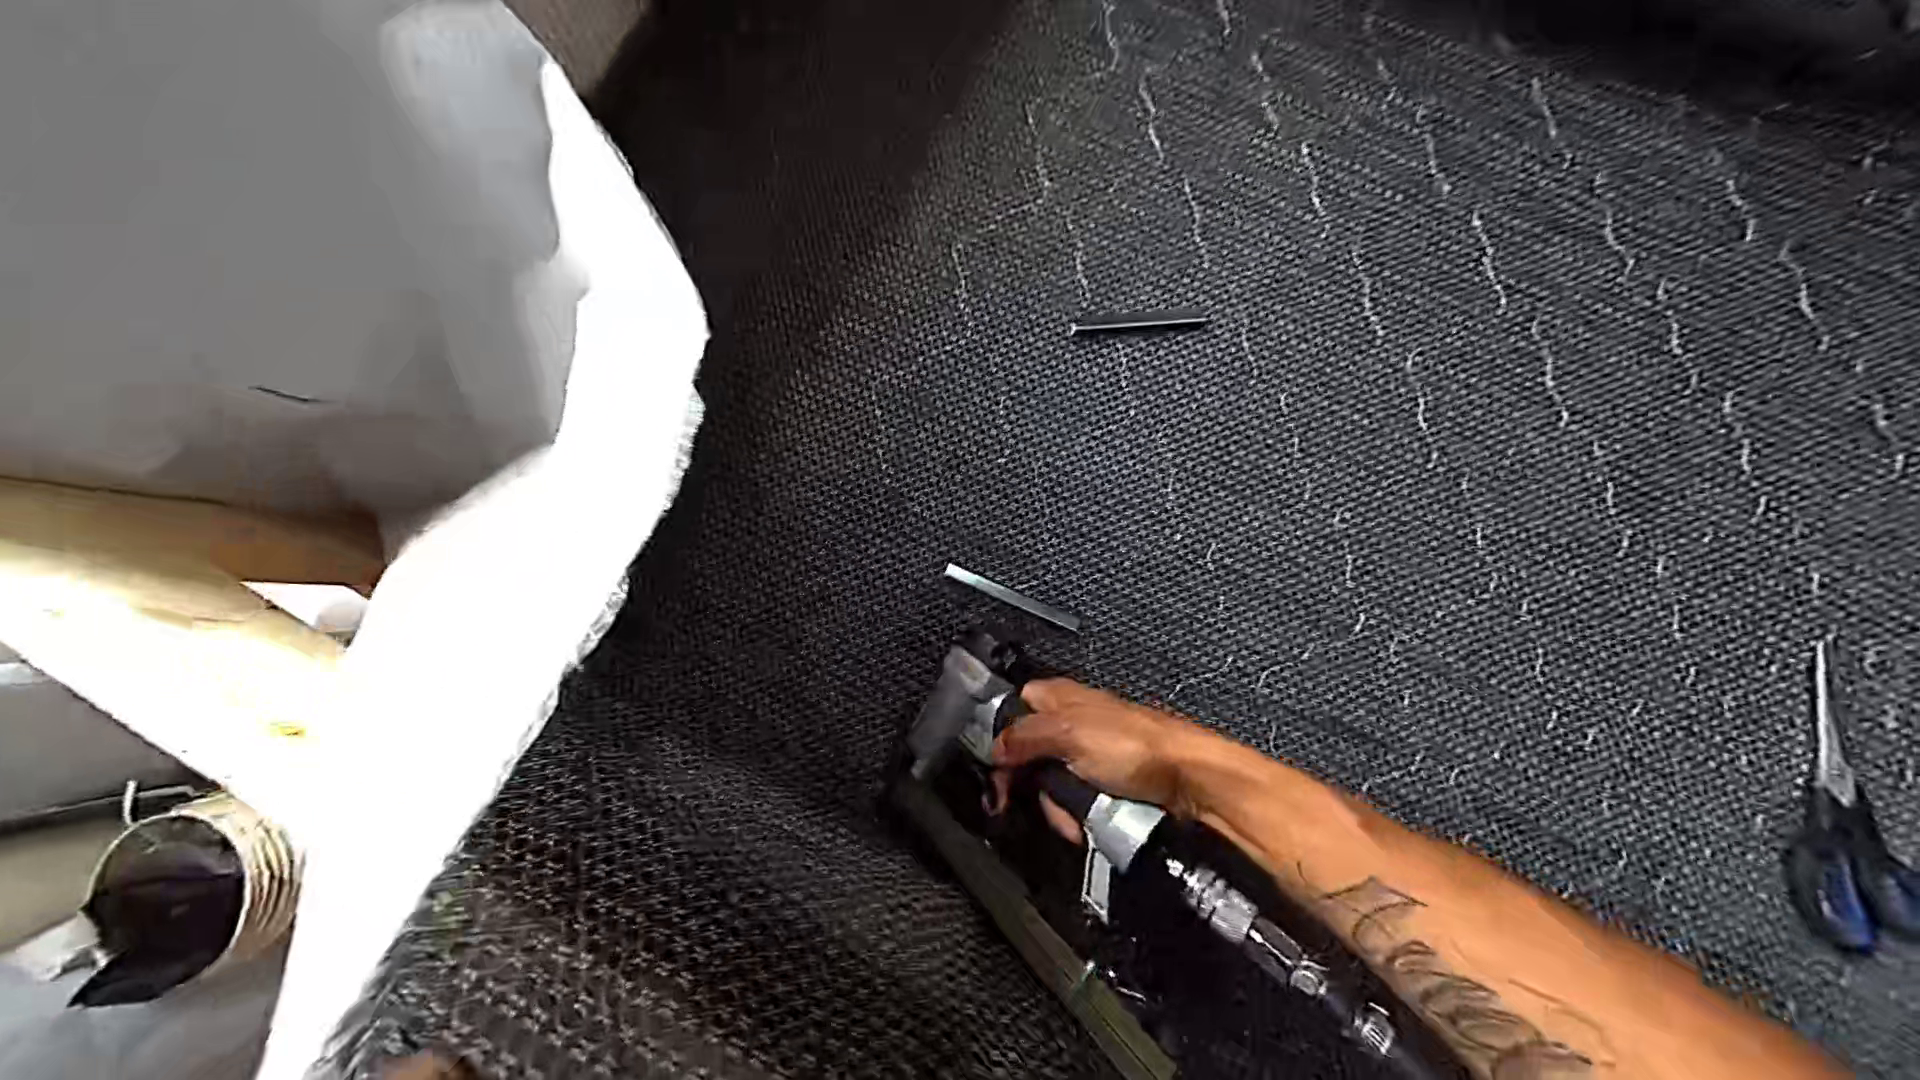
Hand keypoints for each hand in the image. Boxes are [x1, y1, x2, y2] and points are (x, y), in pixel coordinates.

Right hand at [990, 679, 1202, 841]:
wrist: (1189, 781)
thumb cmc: (1135, 746)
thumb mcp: (1067, 733)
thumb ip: (1024, 736)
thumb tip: (996, 749)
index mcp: (1059, 697)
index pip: (1014, 708)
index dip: (1004, 737)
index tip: (1000, 767)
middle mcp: (1071, 722)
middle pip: (1028, 754)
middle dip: (1032, 784)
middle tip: (1043, 797)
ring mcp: (1087, 755)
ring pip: (1050, 784)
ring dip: (1057, 806)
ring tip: (1075, 815)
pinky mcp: (1104, 784)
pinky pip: (1074, 802)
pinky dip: (1076, 816)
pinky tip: (1087, 823)